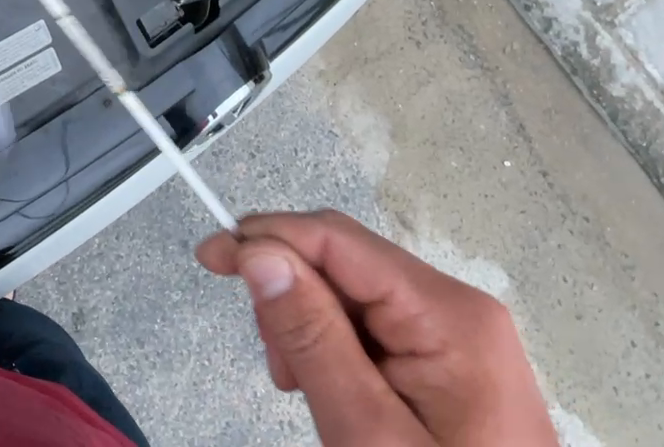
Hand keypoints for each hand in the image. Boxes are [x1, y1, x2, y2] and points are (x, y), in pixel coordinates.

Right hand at [196, 210, 556, 446]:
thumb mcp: (369, 433)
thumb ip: (312, 337)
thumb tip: (256, 252)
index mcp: (447, 314)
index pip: (335, 239)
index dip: (264, 237)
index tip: (208, 259)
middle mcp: (455, 306)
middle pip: (341, 258)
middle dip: (288, 289)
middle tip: (273, 360)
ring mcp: (455, 330)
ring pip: (347, 289)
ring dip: (306, 321)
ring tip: (303, 386)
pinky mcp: (447, 355)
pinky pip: (368, 321)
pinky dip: (331, 343)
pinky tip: (329, 386)